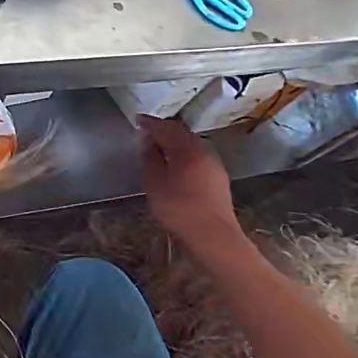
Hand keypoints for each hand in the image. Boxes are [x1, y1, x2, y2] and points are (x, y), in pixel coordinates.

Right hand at [137, 116, 243, 254]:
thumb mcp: (155, 184)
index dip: (150, 123)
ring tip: (160, 149)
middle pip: (182, 133)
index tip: (138, 120)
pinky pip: (198, 158)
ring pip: (191, 146)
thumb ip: (150, 159)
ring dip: (176, 144)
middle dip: (164, 131)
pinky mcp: (219, 179)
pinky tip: (178, 167)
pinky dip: (185, 156)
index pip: (166, 127)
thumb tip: (147, 141)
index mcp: (186, 149)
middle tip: (148, 133)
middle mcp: (203, 151)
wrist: (215, 237)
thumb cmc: (180, 210)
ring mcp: (214, 165)